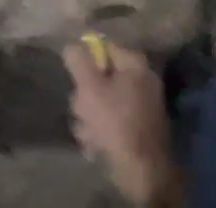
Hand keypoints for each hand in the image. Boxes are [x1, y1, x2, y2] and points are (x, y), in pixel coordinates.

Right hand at [64, 39, 180, 207]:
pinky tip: (96, 145)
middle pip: (101, 77)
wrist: (142, 172)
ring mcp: (142, 106)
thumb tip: (73, 45)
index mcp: (135, 65)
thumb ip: (78, 61)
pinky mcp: (138, 129)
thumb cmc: (115, 122)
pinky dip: (101, 132)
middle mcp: (142, 81)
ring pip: (102, 103)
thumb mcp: (90, 87)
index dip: (85, 62)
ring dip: (89, 118)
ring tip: (89, 133)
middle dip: (85, 97)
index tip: (75, 79)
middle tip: (82, 110)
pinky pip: (111, 121)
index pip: (104, 48)